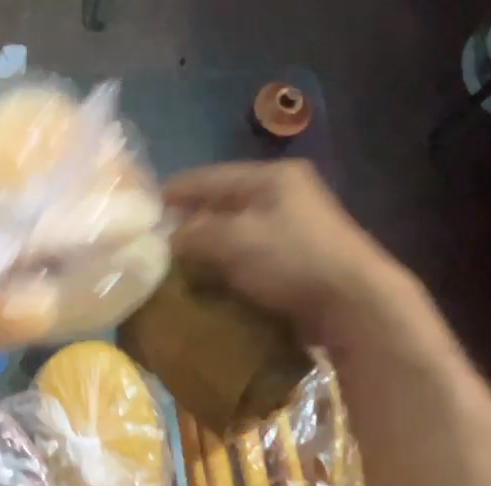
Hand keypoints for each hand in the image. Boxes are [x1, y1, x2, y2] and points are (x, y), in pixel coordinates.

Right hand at [163, 161, 410, 341]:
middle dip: (185, 224)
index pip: (207, 177)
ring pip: (232, 233)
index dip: (171, 193)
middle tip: (151, 247)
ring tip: (171, 269)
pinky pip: (245, 258)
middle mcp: (282, 195)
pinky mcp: (294, 260)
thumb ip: (192, 235)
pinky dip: (222, 268)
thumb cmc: (291, 261)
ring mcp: (291, 228)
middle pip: (219, 205)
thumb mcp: (233, 241)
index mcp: (271, 177)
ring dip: (203, 250)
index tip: (138, 213)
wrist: (351, 302)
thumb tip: (162, 239)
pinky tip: (204, 284)